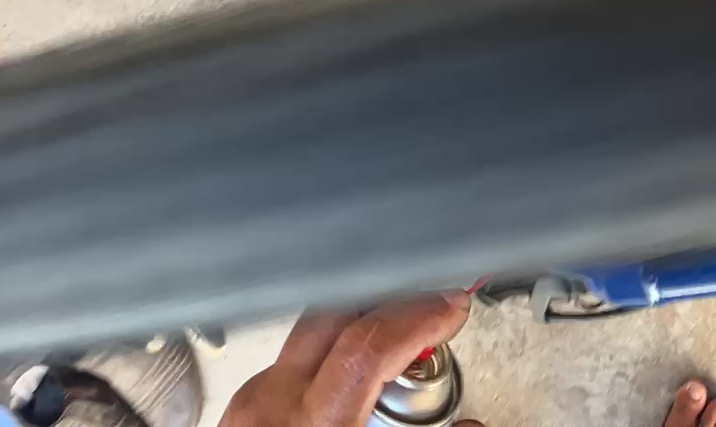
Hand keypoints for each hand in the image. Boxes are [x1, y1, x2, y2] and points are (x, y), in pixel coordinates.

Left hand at [221, 292, 473, 426]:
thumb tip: (474, 425)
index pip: (366, 347)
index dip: (420, 316)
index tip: (455, 307)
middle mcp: (271, 406)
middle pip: (339, 314)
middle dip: (396, 301)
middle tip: (436, 310)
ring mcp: (251, 402)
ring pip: (317, 328)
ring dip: (366, 322)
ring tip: (405, 341)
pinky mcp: (242, 407)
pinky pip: (298, 358)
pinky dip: (337, 352)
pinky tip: (362, 377)